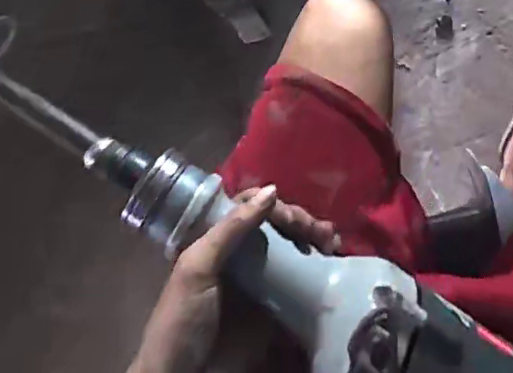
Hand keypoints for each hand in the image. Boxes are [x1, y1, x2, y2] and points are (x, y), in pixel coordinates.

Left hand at [130, 185, 340, 372]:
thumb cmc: (181, 321)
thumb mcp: (197, 268)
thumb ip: (231, 228)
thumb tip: (273, 190)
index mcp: (220, 240)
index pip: (252, 206)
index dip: (274, 205)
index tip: (291, 219)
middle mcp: (242, 253)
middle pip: (277, 223)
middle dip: (302, 221)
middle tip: (321, 233)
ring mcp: (260, 279)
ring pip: (292, 245)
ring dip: (314, 236)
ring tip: (332, 242)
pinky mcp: (274, 305)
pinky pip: (299, 277)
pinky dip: (317, 264)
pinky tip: (331, 258)